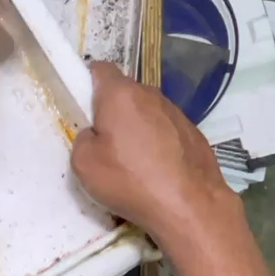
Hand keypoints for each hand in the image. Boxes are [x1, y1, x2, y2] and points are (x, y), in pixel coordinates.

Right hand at [72, 61, 235, 233]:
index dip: (86, 83)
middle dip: (111, 111)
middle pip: (124, 93)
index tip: (81, 107)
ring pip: (146, 113)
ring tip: (131, 162)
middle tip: (102, 142)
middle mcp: (151, 95)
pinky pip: (165, 131)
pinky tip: (155, 171)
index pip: (100, 69)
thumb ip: (83, 139)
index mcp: (120, 95)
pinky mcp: (193, 133)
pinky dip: (156, 144)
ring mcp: (177, 113)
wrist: (189, 206)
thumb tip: (95, 135)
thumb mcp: (84, 164)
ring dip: (135, 128)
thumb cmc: (129, 180)